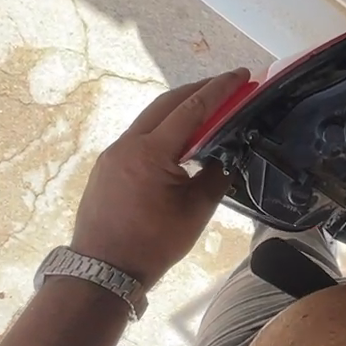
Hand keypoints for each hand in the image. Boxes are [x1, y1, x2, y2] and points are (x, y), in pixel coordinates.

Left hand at [70, 69, 250, 288]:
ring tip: (209, 108)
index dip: (220, 90)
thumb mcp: (196, 210)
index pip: (192, 109)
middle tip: (228, 85)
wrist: (103, 270)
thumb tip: (225, 156)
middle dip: (200, 90)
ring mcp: (113, 154)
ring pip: (151, 118)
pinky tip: (182, 138)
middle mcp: (127, 144)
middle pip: (167, 103)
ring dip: (181, 108)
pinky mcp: (108, 166)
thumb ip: (216, 176)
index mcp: (151, 152)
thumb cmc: (154, 243)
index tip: (242, 75)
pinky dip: (165, 128)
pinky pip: (141, 135)